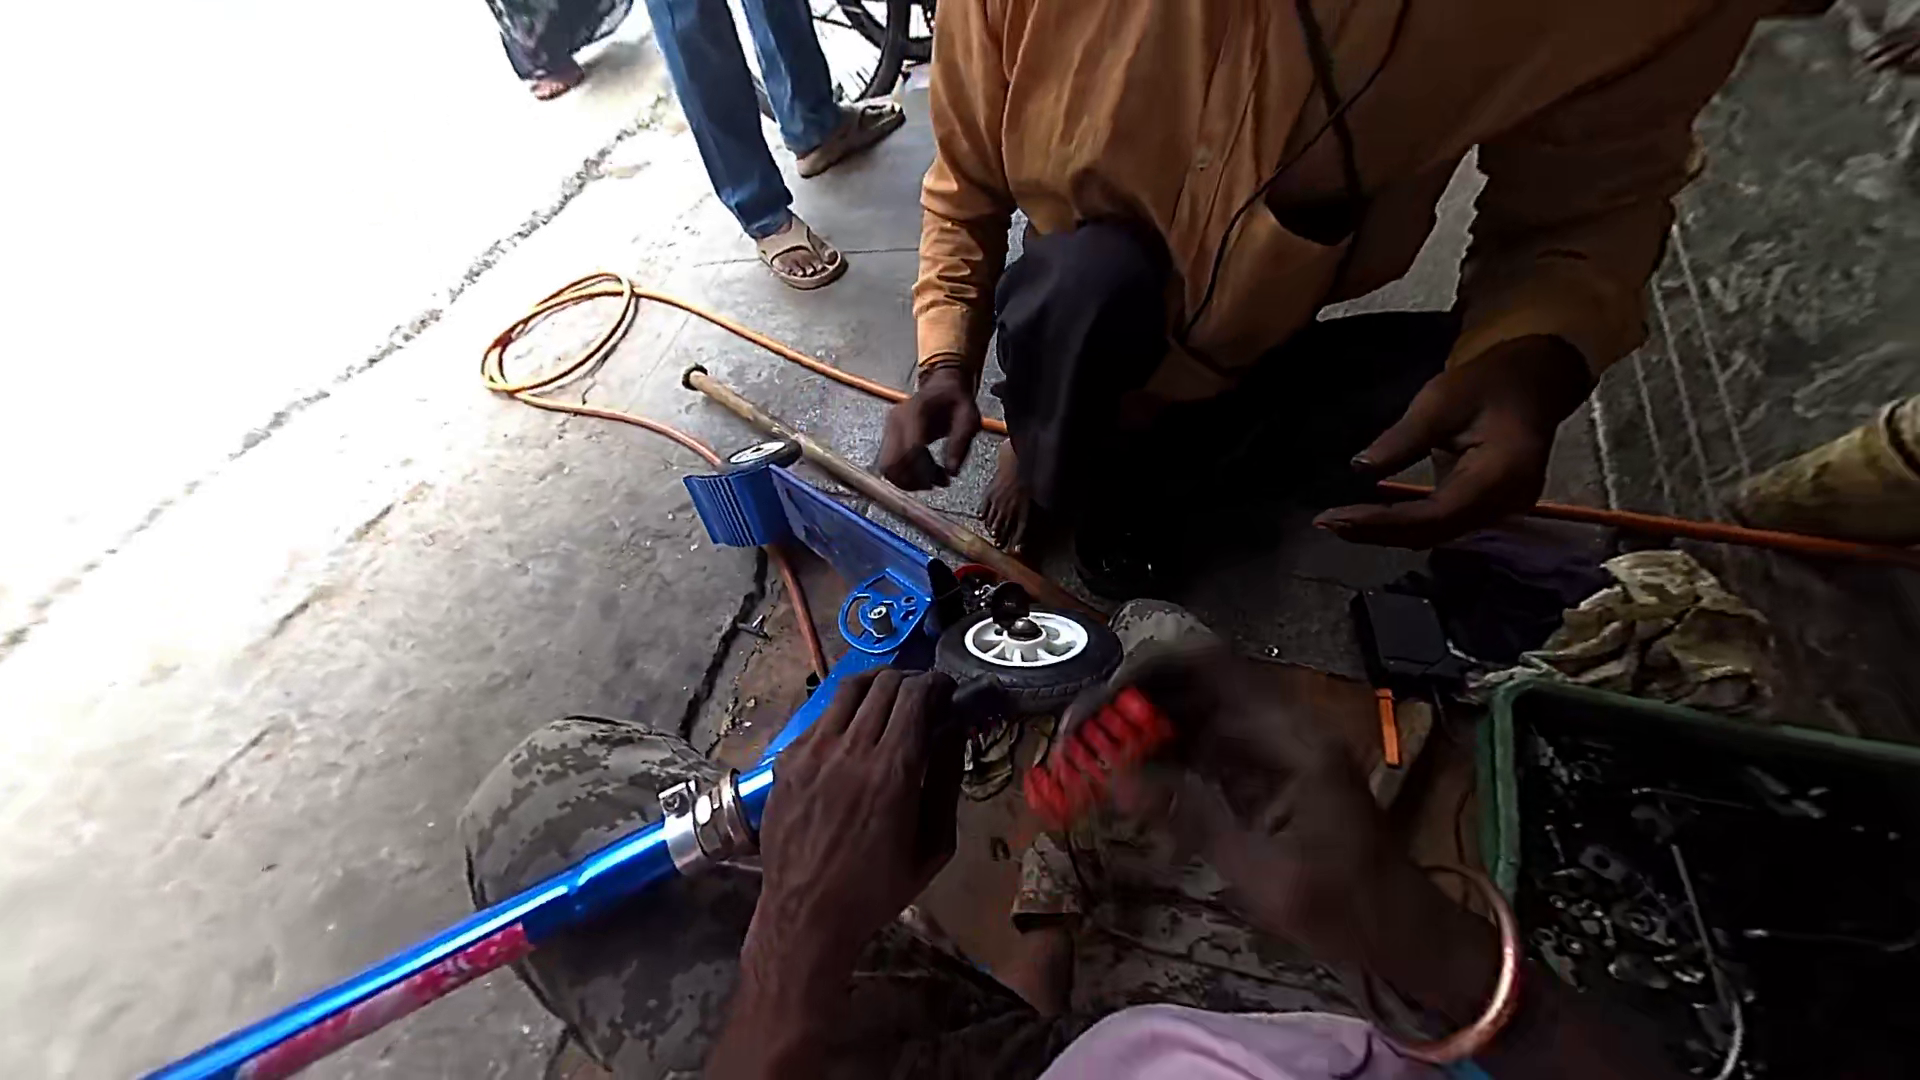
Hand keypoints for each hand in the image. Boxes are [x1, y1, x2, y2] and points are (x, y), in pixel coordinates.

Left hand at [748, 669, 963, 978]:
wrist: (805, 915)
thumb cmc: (878, 887)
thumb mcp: (934, 845)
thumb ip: (949, 780)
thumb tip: (955, 730)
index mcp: (892, 770)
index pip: (915, 695)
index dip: (936, 682)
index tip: (946, 689)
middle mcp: (851, 749)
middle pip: (885, 683)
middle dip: (912, 679)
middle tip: (923, 693)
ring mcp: (813, 750)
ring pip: (849, 688)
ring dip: (877, 682)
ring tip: (890, 693)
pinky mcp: (788, 758)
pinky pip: (822, 713)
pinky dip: (847, 708)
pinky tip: (855, 725)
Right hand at [878, 365, 981, 488]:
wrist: (943, 387)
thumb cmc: (956, 401)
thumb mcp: (969, 418)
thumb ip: (961, 443)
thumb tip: (952, 472)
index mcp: (914, 412)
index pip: (911, 449)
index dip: (924, 471)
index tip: (943, 480)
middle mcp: (896, 421)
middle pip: (893, 462)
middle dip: (915, 481)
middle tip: (937, 484)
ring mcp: (889, 429)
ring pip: (887, 467)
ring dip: (908, 481)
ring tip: (932, 481)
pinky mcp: (888, 438)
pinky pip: (889, 464)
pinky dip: (904, 476)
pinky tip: (924, 475)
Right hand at [1075, 650, 1401, 965]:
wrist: (1402, 937)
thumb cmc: (1346, 907)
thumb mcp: (1267, 873)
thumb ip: (1190, 818)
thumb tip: (1115, 781)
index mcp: (1286, 733)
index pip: (1210, 668)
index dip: (1151, 672)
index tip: (1103, 701)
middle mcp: (1270, 724)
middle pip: (1189, 683)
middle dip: (1132, 699)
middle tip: (1084, 730)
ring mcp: (1259, 743)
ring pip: (1184, 710)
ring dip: (1137, 724)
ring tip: (1094, 750)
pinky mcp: (1247, 766)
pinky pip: (1191, 741)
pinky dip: (1154, 751)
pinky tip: (1125, 772)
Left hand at [1315, 335, 1592, 548]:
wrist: (1531, 382)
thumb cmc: (1486, 385)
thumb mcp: (1441, 402)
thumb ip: (1402, 439)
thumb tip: (1360, 467)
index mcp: (1503, 475)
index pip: (1434, 514)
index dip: (1382, 522)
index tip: (1337, 518)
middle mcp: (1506, 502)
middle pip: (1431, 532)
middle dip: (1375, 532)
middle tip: (1325, 524)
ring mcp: (1498, 509)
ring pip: (1432, 534)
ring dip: (1382, 533)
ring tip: (1335, 525)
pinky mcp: (1483, 507)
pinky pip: (1436, 525)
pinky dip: (1398, 525)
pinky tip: (1363, 521)